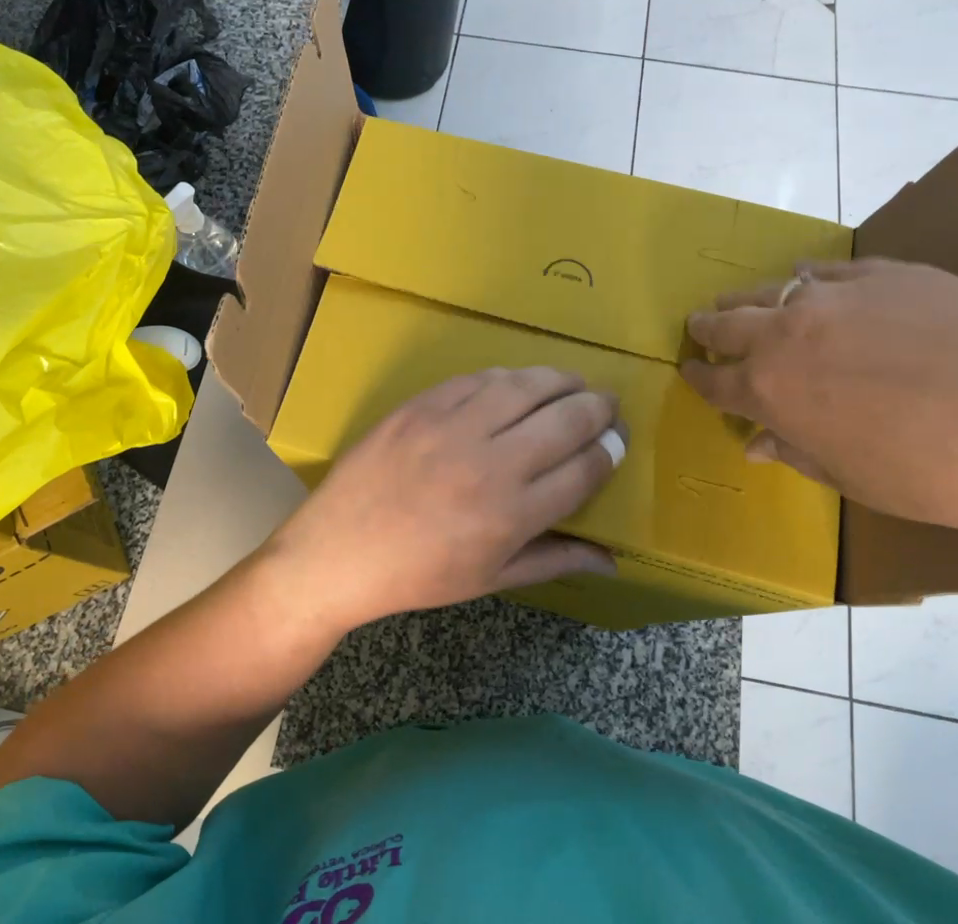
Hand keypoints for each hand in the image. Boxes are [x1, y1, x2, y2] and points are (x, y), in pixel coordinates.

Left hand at [266, 368, 623, 630]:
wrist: (340, 552)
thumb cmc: (419, 575)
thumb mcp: (492, 579)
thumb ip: (555, 560)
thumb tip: (612, 559)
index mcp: (513, 515)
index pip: (585, 469)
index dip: (610, 450)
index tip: (617, 443)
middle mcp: (491, 464)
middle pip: (567, 420)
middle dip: (599, 409)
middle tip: (607, 406)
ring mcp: (453, 429)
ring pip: (526, 386)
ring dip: (560, 381)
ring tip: (573, 384)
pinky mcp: (421, 406)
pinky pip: (478, 379)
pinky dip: (508, 378)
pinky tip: (518, 383)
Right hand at [679, 258, 957, 549]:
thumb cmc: (934, 476)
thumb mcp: (852, 477)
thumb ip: (796, 451)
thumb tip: (758, 443)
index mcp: (771, 391)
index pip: (715, 380)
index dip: (698, 378)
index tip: (690, 373)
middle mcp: (790, 333)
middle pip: (730, 321)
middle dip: (710, 327)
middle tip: (703, 327)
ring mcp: (841, 295)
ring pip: (775, 287)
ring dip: (753, 298)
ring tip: (751, 303)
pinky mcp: (892, 273)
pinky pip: (834, 268)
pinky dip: (814, 277)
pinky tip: (815, 282)